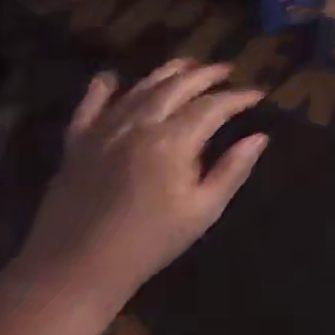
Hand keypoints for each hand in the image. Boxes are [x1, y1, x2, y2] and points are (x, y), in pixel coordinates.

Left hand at [16, 59, 268, 305]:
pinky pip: (88, 107)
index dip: (238, 97)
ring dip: (166, 72)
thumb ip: (232, 170)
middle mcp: (137, 126)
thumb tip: (259, 138)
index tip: (258, 94)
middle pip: (176, 87)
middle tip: (226, 69)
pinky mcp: (76, 145)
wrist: (75, 270)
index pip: (212, 107)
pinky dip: (101, 89)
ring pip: (138, 89)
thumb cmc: (150, 242)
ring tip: (187, 64)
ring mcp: (102, 132)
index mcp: (172, 142)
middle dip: (205, 74)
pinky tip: (111, 78)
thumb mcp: (203, 210)